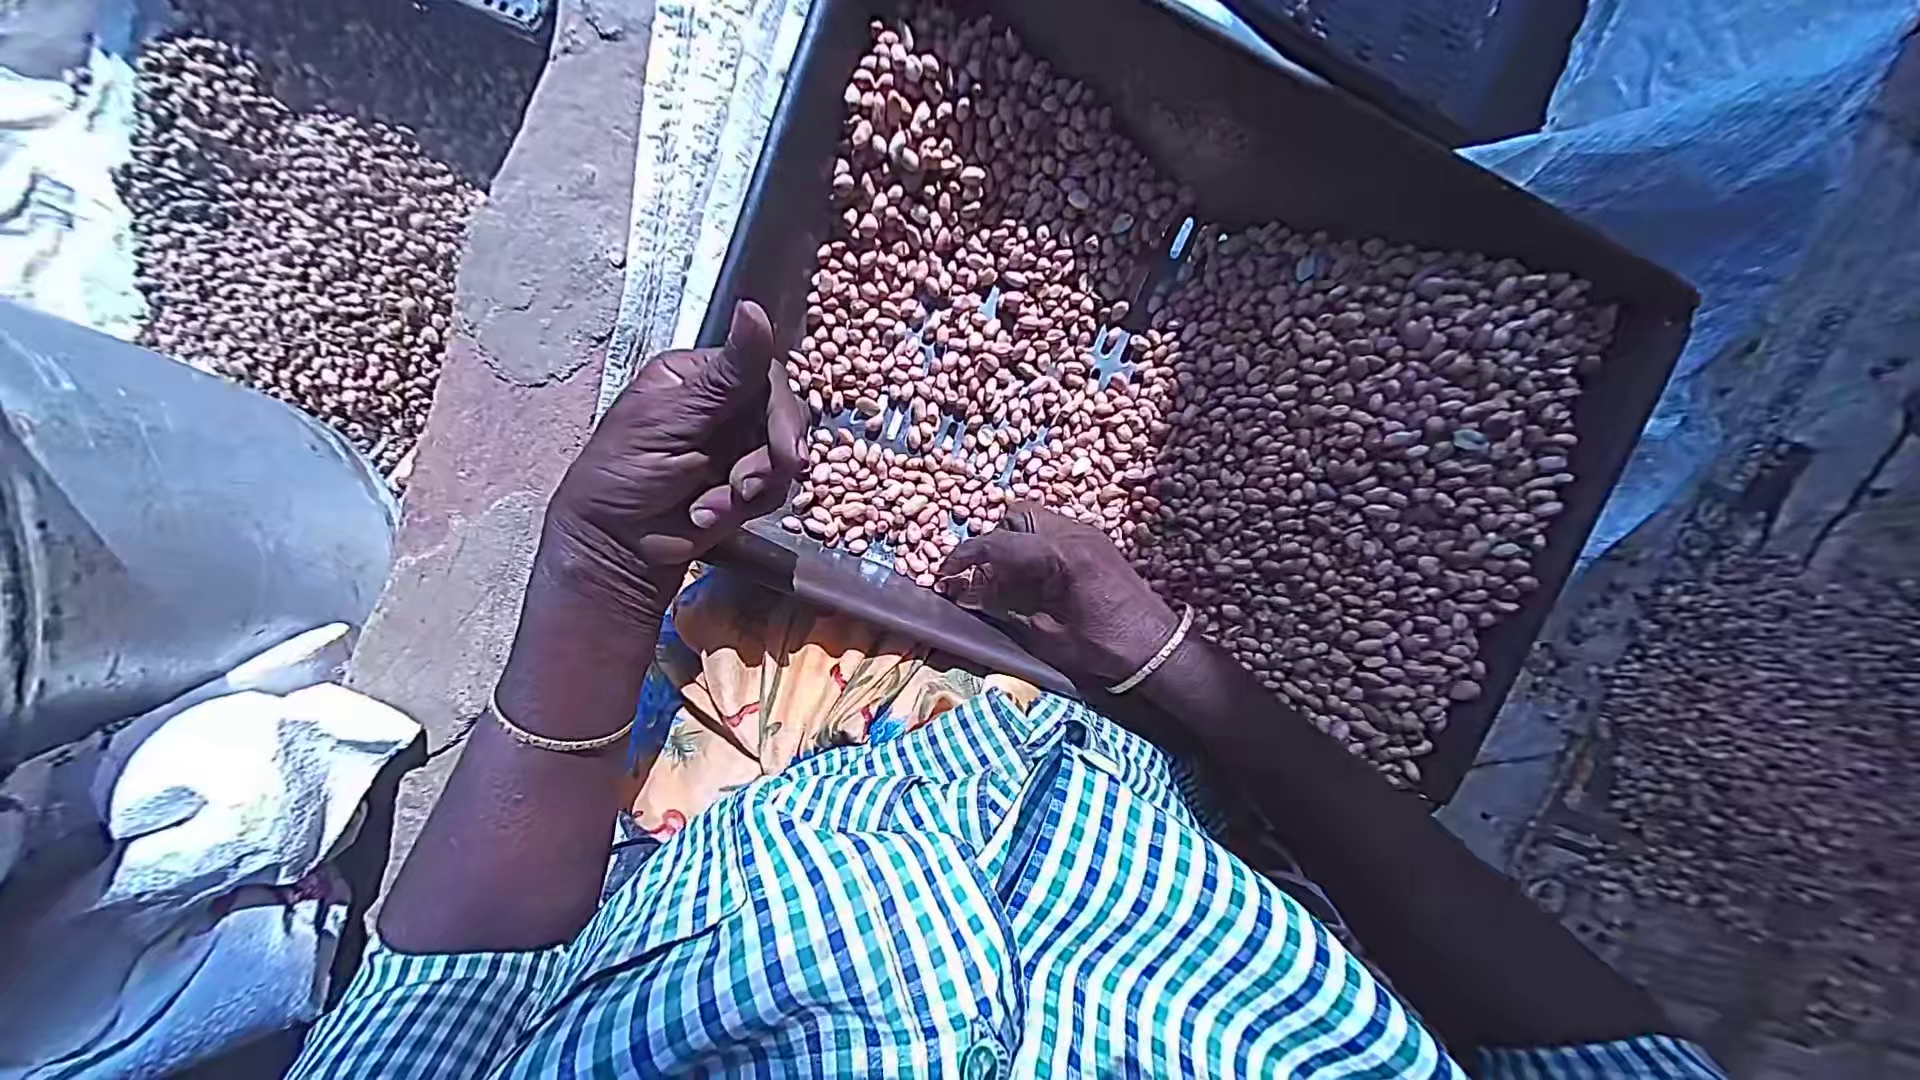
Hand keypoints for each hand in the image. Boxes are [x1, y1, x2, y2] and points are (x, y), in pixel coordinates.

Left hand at [539, 300, 806, 625]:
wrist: (615, 550)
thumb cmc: (622, 477)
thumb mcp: (672, 421)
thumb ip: (725, 374)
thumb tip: (754, 309)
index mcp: (699, 378)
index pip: (763, 377)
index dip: (781, 414)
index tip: (786, 451)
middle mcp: (724, 407)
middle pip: (782, 418)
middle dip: (771, 457)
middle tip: (750, 487)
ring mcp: (736, 446)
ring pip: (783, 456)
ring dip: (754, 487)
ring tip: (713, 505)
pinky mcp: (745, 482)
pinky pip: (774, 488)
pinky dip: (747, 507)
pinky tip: (709, 515)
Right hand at [939, 503, 1180, 687]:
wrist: (1158, 649)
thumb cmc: (1104, 648)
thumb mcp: (1047, 636)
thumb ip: (1006, 609)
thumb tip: (969, 596)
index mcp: (1061, 555)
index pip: (998, 542)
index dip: (964, 557)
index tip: (945, 574)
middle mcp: (1074, 533)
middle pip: (1016, 515)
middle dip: (993, 541)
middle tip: (985, 577)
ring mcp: (1088, 534)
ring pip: (1035, 519)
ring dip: (1014, 543)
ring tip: (1009, 580)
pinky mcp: (1096, 543)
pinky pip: (1054, 531)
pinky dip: (1035, 547)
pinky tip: (1035, 579)